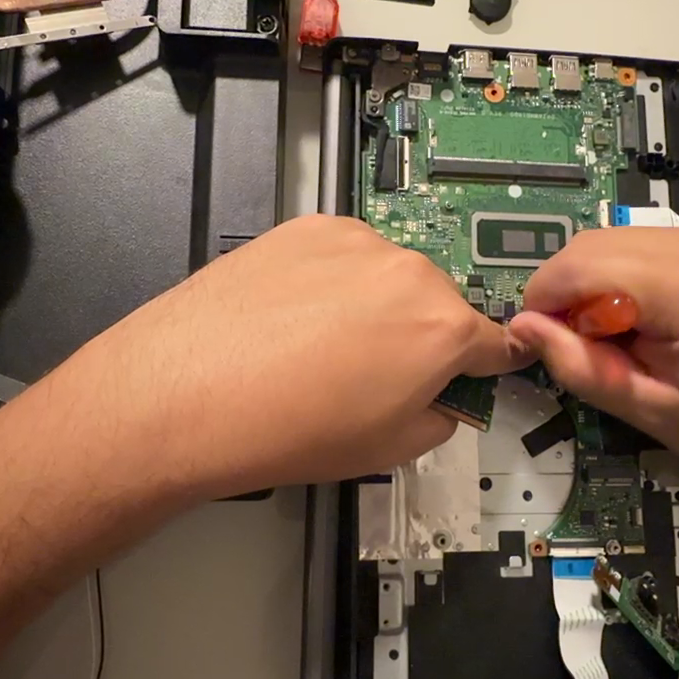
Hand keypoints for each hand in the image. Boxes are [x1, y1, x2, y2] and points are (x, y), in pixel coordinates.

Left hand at [45, 215, 523, 500]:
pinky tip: (296, 318)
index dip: (485, 365)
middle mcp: (407, 273)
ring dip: (375, 304)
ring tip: (321, 347)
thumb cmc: (280, 428)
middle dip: (421, 337)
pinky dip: (334, 279)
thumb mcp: (387, 450)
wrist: (185, 394)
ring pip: (389, 276)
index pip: (493, 342)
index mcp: (441, 330)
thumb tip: (443, 397)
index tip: (474, 371)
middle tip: (375, 374)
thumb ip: (440, 417)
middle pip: (439, 305)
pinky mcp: (307, 228)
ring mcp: (355, 243)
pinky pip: (344, 255)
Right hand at [508, 224, 678, 500]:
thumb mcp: (651, 411)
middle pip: (595, 244)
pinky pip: (649, 244)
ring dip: (595, 283)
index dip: (545, 300)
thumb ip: (580, 365)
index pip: (582, 265)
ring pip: (618, 240)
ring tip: (617, 337)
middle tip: (580, 346)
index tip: (544, 342)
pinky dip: (626, 276)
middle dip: (567, 291)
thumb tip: (522, 327)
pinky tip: (645, 319)